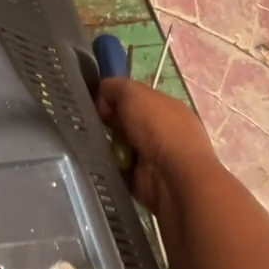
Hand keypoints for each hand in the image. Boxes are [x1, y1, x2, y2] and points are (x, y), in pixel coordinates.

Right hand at [93, 76, 221, 218]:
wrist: (175, 179)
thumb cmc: (158, 127)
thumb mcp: (131, 91)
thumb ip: (112, 87)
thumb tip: (102, 103)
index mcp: (167, 108)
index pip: (135, 98)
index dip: (113, 98)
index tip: (98, 104)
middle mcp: (164, 132)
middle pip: (125, 122)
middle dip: (108, 122)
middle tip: (93, 124)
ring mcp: (156, 159)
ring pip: (119, 146)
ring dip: (105, 145)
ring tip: (92, 144)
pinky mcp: (146, 181)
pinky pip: (118, 169)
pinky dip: (109, 166)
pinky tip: (100, 162)